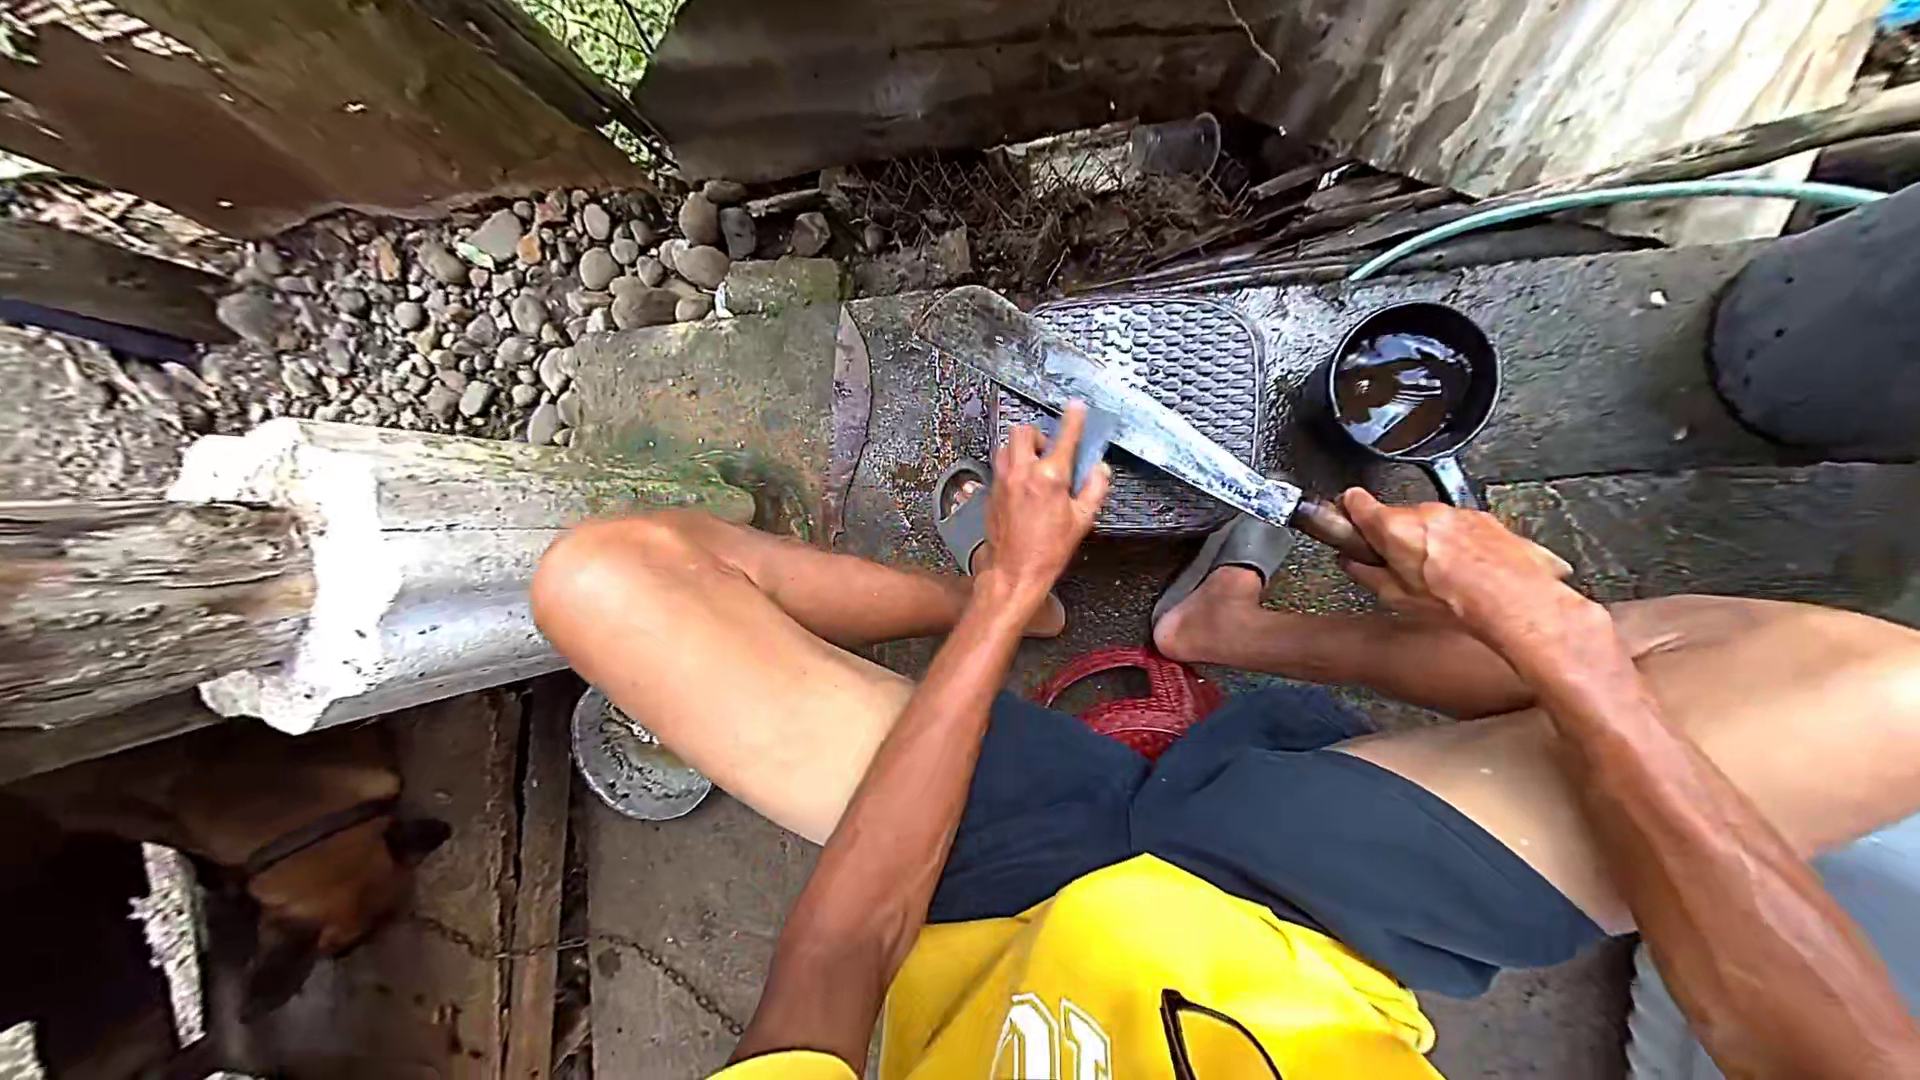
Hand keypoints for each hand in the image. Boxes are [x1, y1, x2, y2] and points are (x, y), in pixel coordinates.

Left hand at [979, 402, 1110, 608]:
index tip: (1076, 407)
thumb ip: (1094, 489)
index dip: (1074, 418)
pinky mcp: (990, 492)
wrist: (1014, 571)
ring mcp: (1002, 480)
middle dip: (1038, 436)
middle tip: (1050, 451)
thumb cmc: (1047, 551)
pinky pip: (999, 466)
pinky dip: (1011, 467)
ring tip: (1034, 466)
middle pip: (1024, 431)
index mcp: (1050, 477)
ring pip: (1007, 446)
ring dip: (1021, 449)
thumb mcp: (1082, 520)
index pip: (1065, 436)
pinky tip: (1022, 485)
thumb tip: (1099, 470)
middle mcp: (1022, 472)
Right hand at [1337, 488, 1577, 636]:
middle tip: (1403, 566)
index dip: (1349, 509)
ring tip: (1443, 575)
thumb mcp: (1395, 597)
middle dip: (1399, 537)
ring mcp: (1462, 515)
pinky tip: (1470, 573)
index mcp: (1395, 528)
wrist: (1519, 604)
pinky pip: (1467, 531)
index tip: (1348, 514)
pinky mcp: (1492, 523)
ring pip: (1435, 524)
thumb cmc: (1458, 602)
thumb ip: (1365, 573)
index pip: (1358, 503)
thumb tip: (1353, 563)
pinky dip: (1464, 546)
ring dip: (1433, 542)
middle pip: (1400, 518)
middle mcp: (1428, 513)